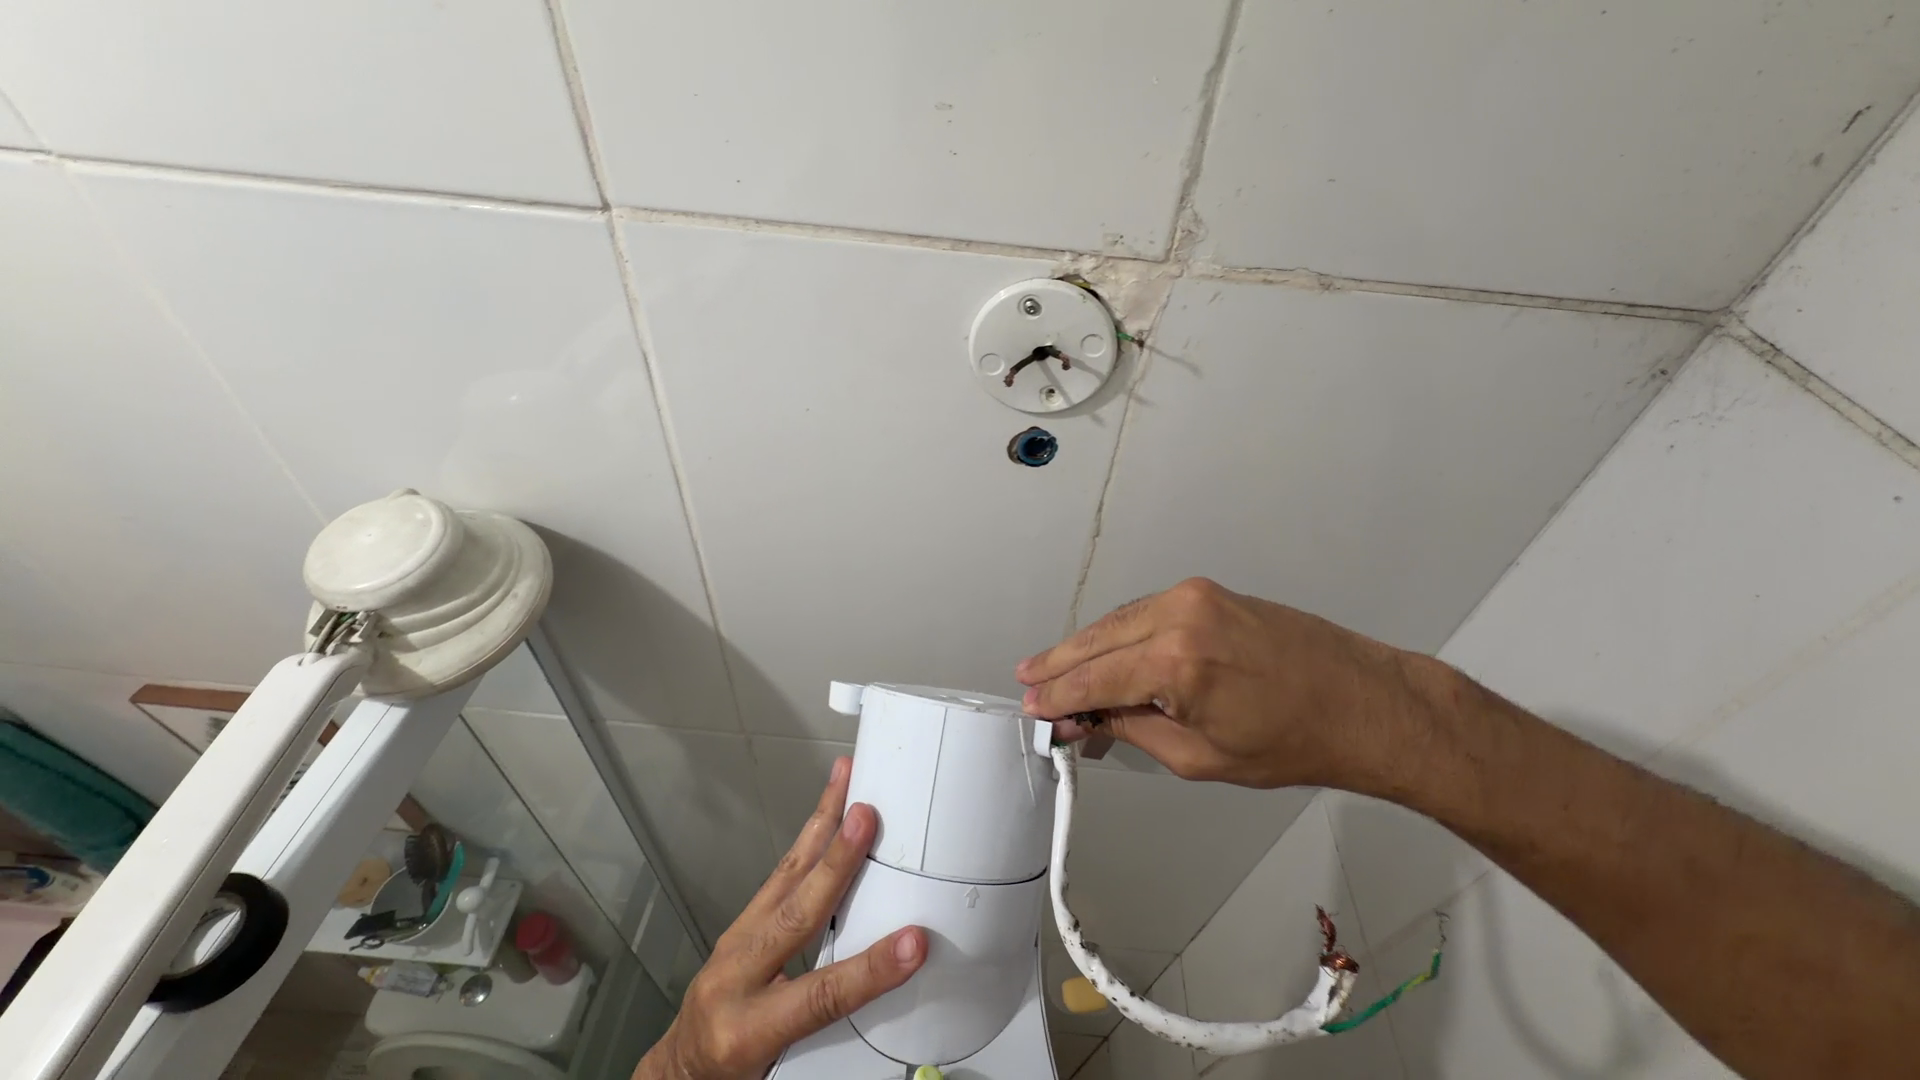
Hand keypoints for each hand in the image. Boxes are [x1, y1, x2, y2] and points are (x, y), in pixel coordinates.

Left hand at [633, 758, 926, 1079]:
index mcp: (746, 1031)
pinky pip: (778, 874)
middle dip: (835, 862)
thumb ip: (830, 1028)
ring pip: (783, 877)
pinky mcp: (741, 923)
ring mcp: (734, 943)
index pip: (818, 997)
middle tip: (865, 817)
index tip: (914, 943)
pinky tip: (827, 813)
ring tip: (844, 782)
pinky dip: (807, 839)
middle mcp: (734, 978)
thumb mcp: (779, 1068)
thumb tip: (891, 990)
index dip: (870, 970)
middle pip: (793, 914)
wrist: (678, 1072)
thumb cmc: (730, 1074)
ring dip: (818, 826)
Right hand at [1017, 578, 1445, 791]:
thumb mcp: (1199, 756)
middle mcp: (1180, 616)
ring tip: (1055, 671)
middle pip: (1096, 640)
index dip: (1057, 697)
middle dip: (1059, 664)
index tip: (1034, 709)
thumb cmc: (1293, 741)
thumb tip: (1088, 718)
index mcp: (1177, 664)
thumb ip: (1131, 729)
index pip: (1093, 680)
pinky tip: (1103, 652)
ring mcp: (1195, 596)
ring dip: (1086, 646)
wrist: (1363, 704)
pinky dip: (1119, 633)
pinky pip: (1145, 611)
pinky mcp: (1209, 592)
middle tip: (1029, 683)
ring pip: (1117, 620)